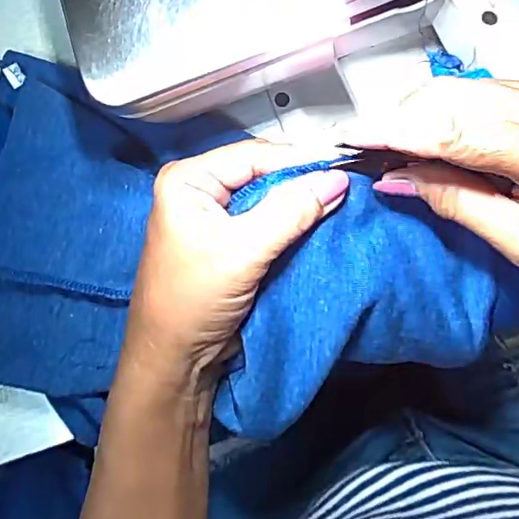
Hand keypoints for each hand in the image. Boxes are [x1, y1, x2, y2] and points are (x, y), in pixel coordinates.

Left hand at [121, 140, 349, 386]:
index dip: (297, 159)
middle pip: (259, 171)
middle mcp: (197, 187)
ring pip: (265, 193)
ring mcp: (211, 212)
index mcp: (188, 179)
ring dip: (298, 198)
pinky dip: (290, 217)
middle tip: (345, 181)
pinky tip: (318, 216)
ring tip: (339, 196)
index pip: (251, 156)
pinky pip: (265, 216)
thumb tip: (336, 180)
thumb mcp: (243, 252)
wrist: (174, 361)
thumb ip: (290, 212)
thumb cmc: (194, 301)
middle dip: (299, 177)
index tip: (341, 165)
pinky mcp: (226, 236)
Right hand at [346, 77, 518, 327]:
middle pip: (449, 95)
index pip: (449, 128)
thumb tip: (399, 178)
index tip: (352, 138)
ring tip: (400, 140)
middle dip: (400, 116)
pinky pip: (490, 88)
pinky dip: (456, 107)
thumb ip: (459, 204)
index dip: (392, 131)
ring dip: (425, 109)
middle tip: (370, 143)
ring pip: (465, 86)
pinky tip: (446, 131)